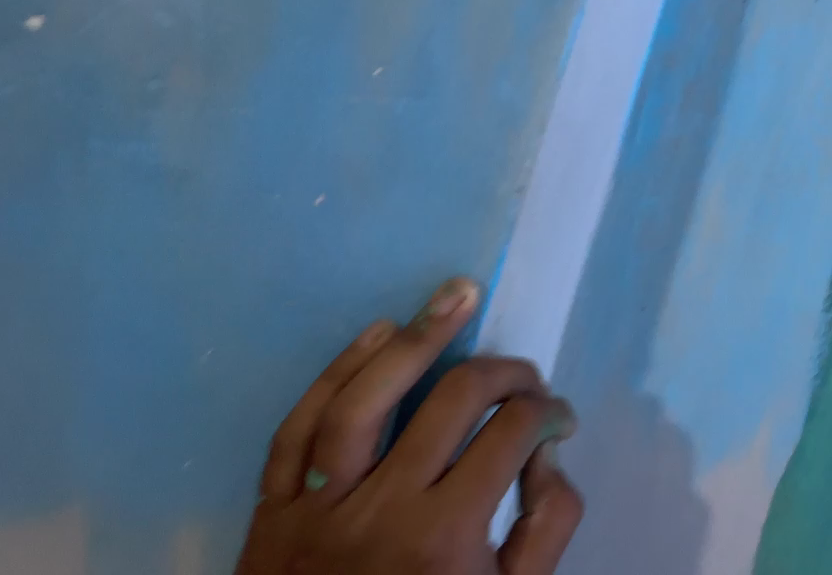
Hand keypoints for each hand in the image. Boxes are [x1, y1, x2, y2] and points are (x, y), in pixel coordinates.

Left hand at [235, 278, 583, 574]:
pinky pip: (296, 429)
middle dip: (508, 372)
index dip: (550, 411)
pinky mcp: (272, 512)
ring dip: (419, 337)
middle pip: (456, 399)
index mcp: (443, 537)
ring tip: (459, 294)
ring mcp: (316, 509)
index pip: (515, 431)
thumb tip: (547, 450)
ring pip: (366, 399)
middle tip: (527, 378)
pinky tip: (378, 331)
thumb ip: (549, 522)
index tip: (558, 421)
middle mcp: (380, 512)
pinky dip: (336, 372)